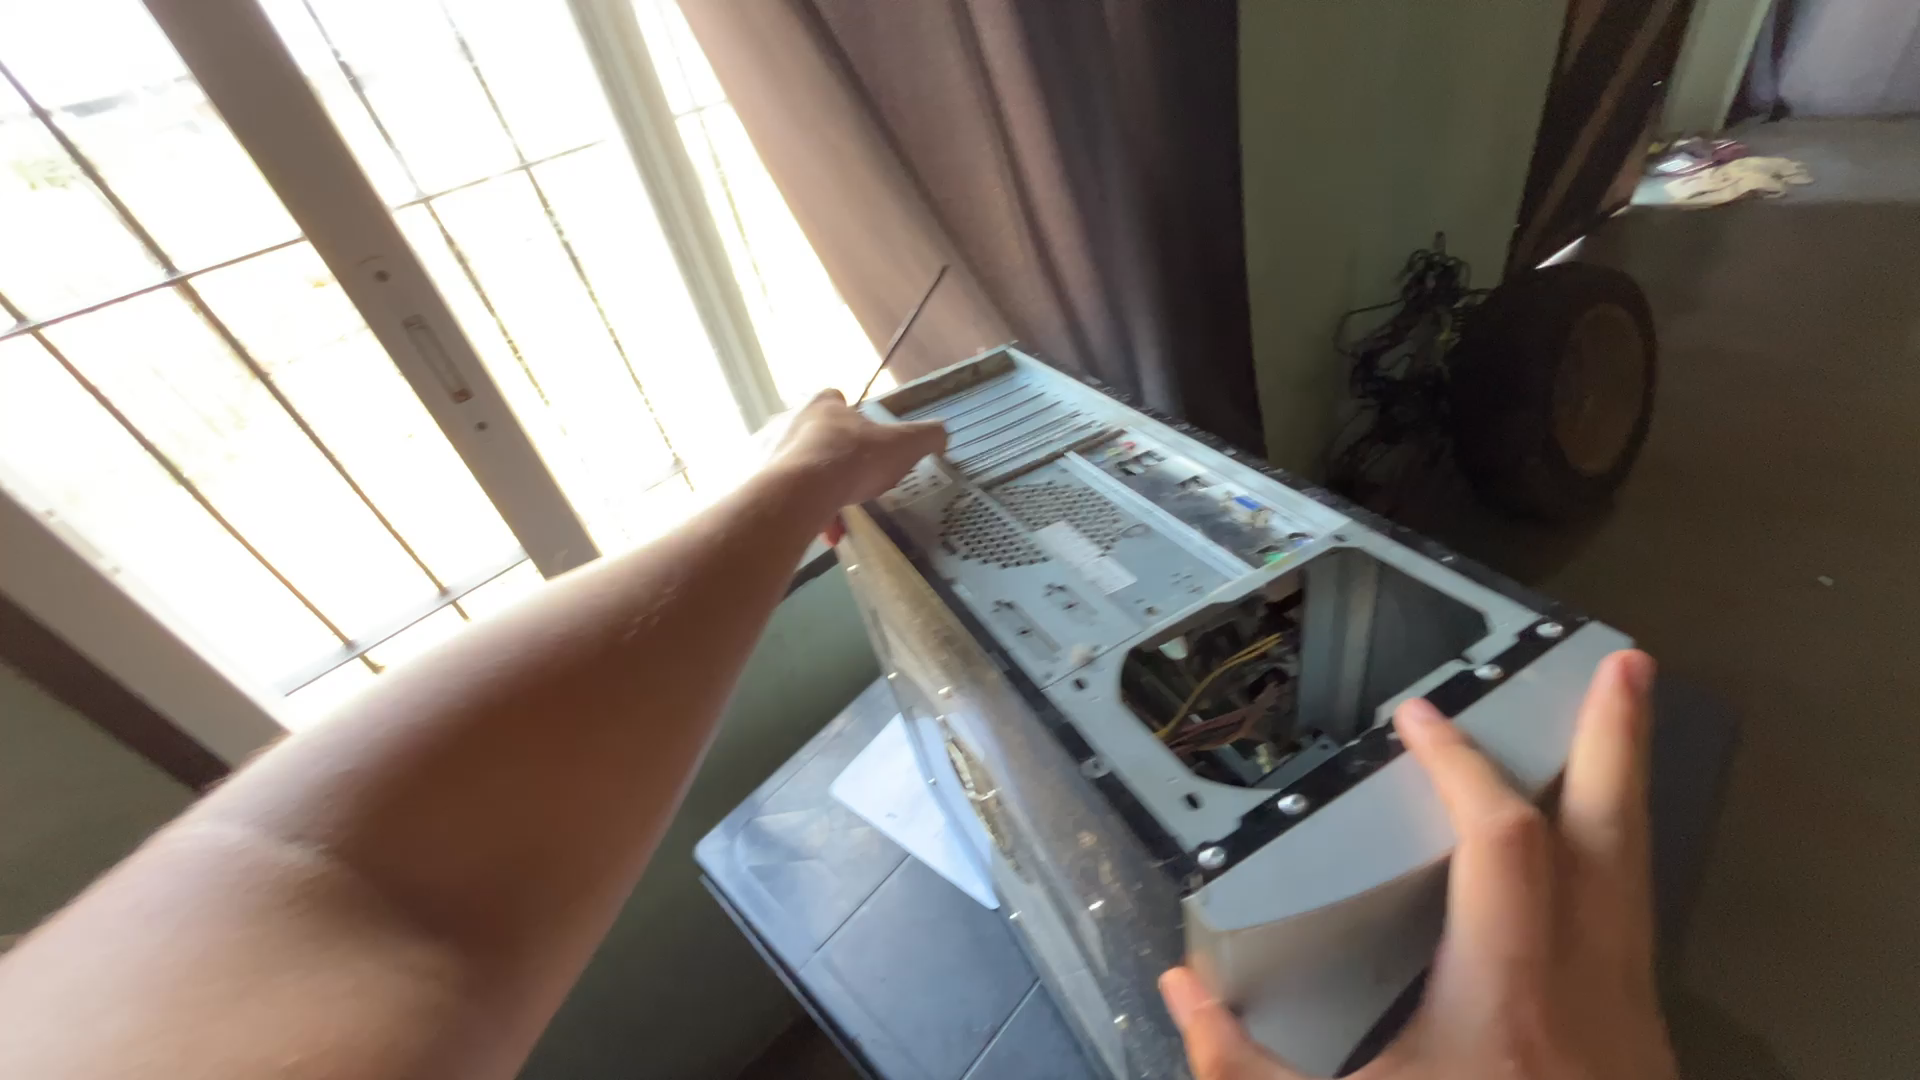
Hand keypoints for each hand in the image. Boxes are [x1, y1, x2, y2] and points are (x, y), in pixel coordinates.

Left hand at [765, 389, 944, 520]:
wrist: (802, 491)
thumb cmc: (855, 458)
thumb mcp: (905, 445)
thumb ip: (927, 437)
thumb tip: (943, 436)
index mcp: (826, 405)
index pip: (835, 398)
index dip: (850, 415)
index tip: (864, 436)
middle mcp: (795, 422)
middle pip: (819, 435)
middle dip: (838, 457)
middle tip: (858, 479)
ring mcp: (776, 452)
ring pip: (805, 469)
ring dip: (824, 489)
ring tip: (843, 513)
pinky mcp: (765, 482)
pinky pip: (792, 496)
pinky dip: (811, 512)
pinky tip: (828, 532)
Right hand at [1160, 650, 1678, 1079]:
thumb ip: (1241, 1066)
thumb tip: (1177, 990)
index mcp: (1507, 999)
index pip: (1501, 844)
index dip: (1463, 766)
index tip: (1419, 716)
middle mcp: (1588, 992)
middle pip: (1614, 842)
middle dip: (1618, 745)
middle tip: (1624, 668)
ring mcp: (1629, 1013)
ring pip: (1637, 874)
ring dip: (1623, 788)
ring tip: (1620, 716)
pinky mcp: (1636, 1033)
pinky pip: (1626, 911)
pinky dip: (1606, 848)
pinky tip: (1582, 835)